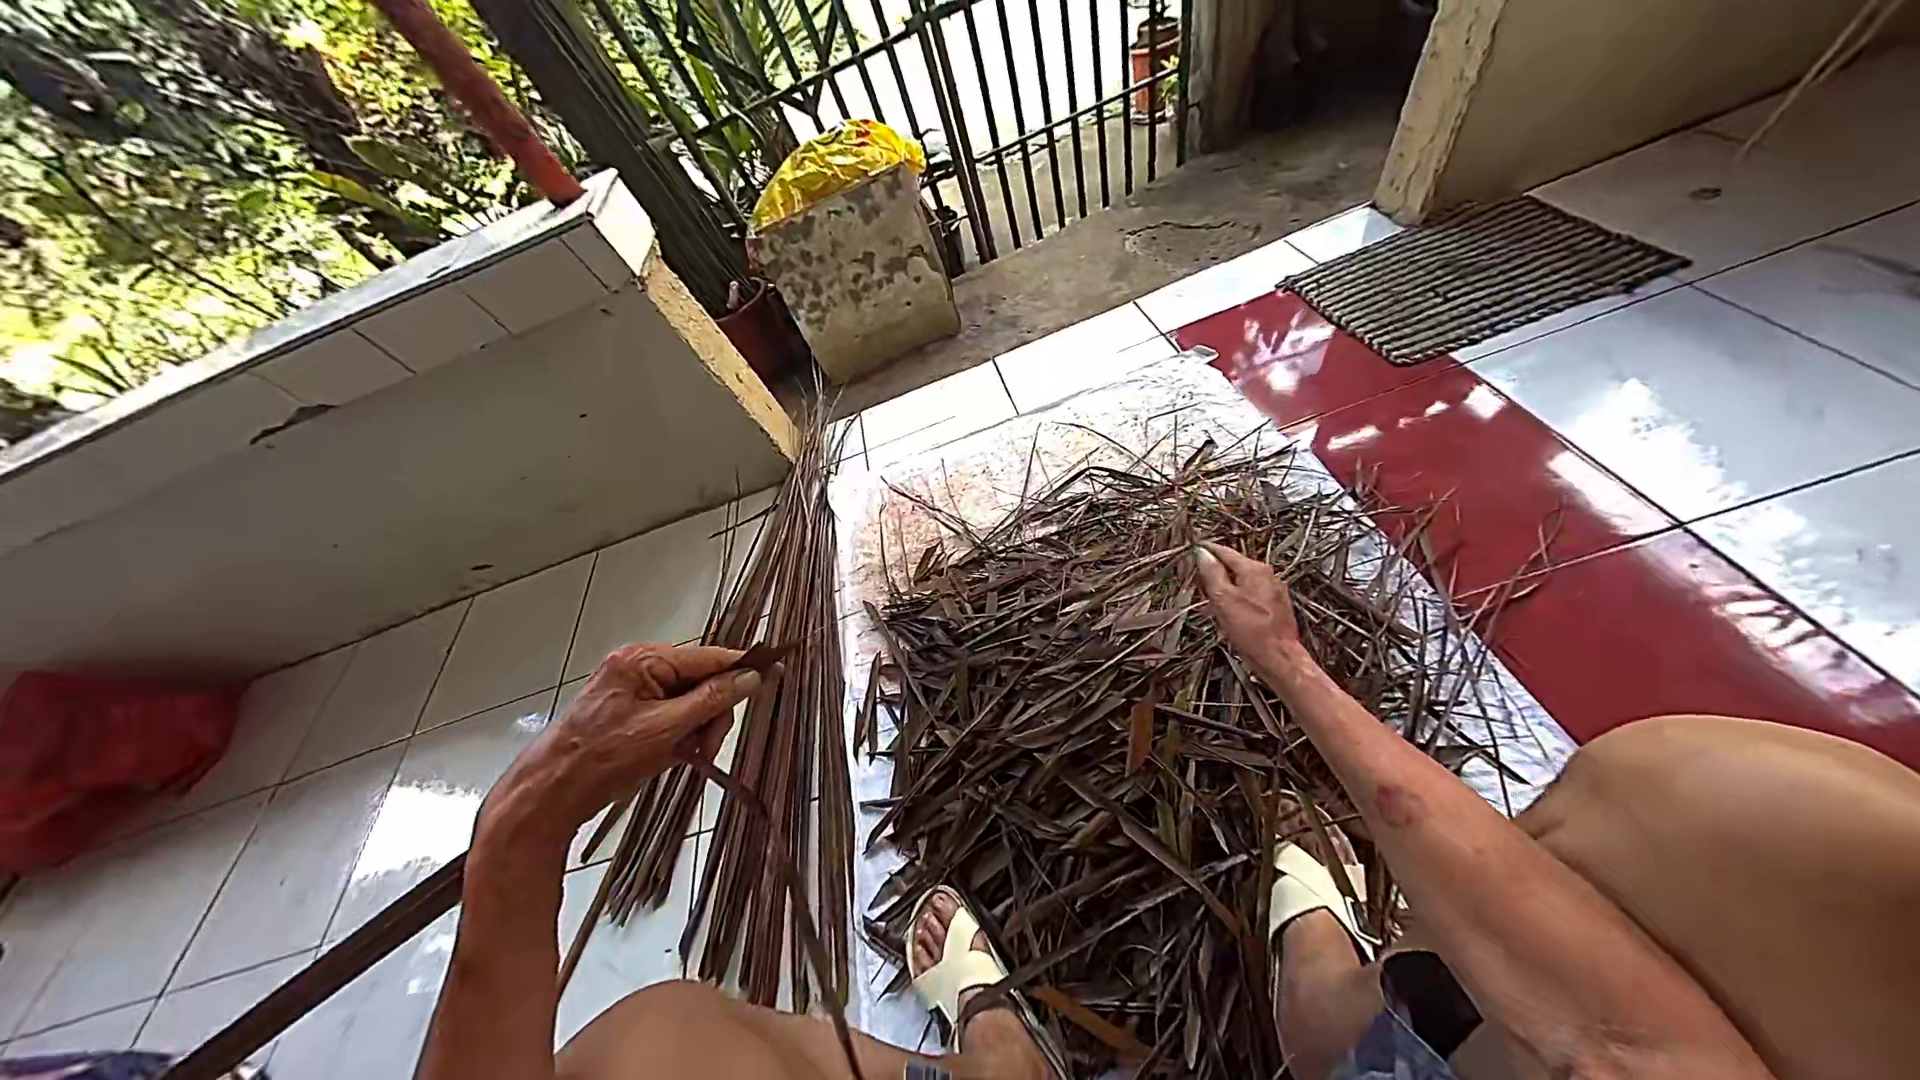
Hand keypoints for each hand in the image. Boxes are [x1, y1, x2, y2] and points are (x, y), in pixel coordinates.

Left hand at [485, 644, 771, 835]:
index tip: (776, 673)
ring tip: (688, 756)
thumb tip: (752, 677)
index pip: (709, 657)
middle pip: (703, 681)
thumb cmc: (602, 759)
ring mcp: (636, 690)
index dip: (742, 669)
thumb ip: (713, 700)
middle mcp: (641, 667)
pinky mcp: (634, 713)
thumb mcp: (665, 729)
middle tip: (706, 748)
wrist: (547, 799)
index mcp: (644, 659)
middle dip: (712, 715)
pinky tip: (676, 755)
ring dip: (699, 730)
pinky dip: (683, 736)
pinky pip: (675, 716)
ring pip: (693, 702)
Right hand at [1192, 541, 1305, 673]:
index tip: (1194, 550)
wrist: (1277, 657)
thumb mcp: (1222, 599)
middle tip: (1197, 580)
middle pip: (1234, 566)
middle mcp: (1267, 575)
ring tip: (1210, 600)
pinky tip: (1227, 612)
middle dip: (1215, 571)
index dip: (1207, 551)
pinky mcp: (1274, 605)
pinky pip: (1250, 594)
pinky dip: (1236, 597)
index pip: (1225, 552)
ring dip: (1224, 586)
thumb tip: (1203, 554)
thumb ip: (1212, 573)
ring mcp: (1273, 590)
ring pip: (1242, 581)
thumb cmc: (1251, 631)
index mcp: (1254, 569)